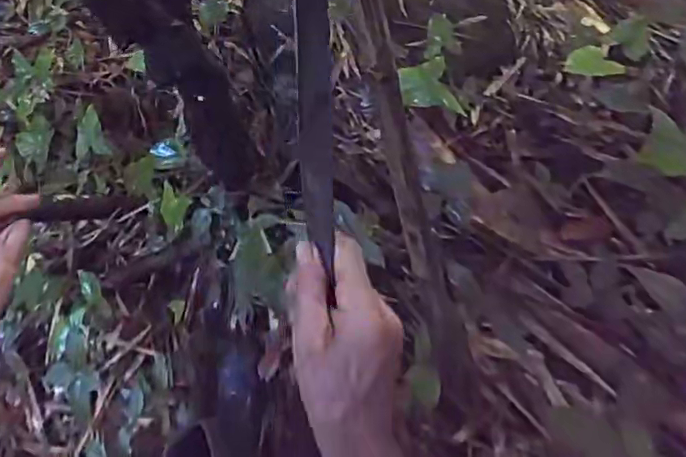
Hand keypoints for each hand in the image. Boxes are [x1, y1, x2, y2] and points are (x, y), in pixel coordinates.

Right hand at [289, 234, 405, 456]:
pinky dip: (340, 314)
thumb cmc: (327, 393)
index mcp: (367, 308)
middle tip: (295, 307)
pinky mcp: (389, 336)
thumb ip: (309, 289)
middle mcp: (385, 309)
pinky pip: (361, 308)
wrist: (357, 443)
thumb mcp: (308, 338)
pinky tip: (326, 338)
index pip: (347, 251)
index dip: (322, 249)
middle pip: (349, 271)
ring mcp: (390, 323)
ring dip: (328, 299)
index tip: (300, 269)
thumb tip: (307, 247)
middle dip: (320, 280)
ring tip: (309, 328)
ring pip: (353, 289)